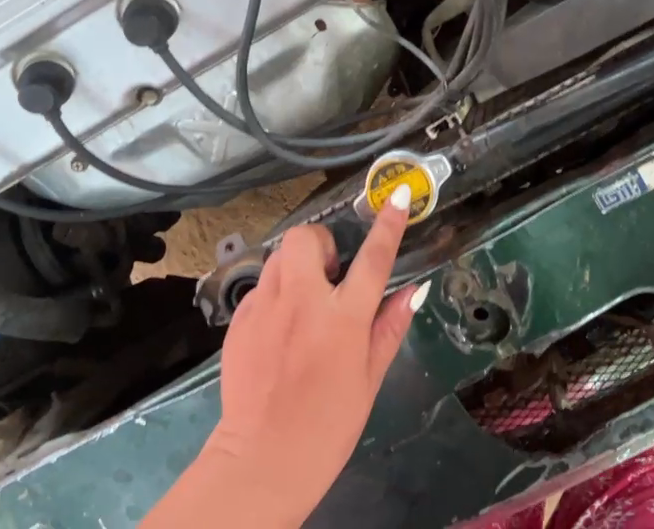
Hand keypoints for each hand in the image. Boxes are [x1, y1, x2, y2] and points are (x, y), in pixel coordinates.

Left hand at [169, 185, 427, 525]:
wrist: (263, 460)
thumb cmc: (329, 424)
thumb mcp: (370, 378)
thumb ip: (389, 326)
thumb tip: (414, 289)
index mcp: (343, 318)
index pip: (373, 258)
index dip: (389, 223)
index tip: (399, 194)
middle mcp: (302, 302)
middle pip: (305, 238)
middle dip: (319, 245)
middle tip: (329, 274)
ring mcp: (265, 308)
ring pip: (278, 258)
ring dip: (295, 268)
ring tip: (303, 302)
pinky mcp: (239, 320)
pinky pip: (259, 288)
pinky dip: (274, 295)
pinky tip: (280, 328)